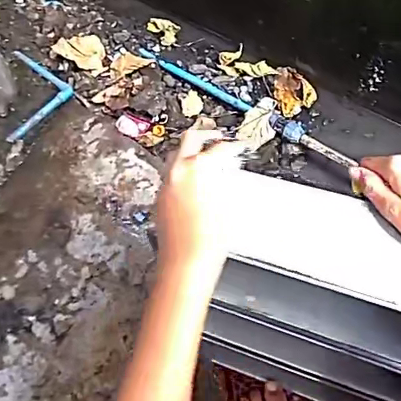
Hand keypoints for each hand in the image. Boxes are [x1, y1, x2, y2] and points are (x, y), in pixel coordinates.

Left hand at [155, 122, 246, 263]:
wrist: (185, 264)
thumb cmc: (206, 242)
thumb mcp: (226, 204)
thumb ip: (222, 180)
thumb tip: (223, 171)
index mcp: (196, 170)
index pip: (217, 148)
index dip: (232, 145)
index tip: (239, 146)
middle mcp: (177, 173)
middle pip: (189, 140)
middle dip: (206, 136)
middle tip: (218, 138)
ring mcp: (166, 186)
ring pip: (177, 156)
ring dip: (192, 152)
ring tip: (208, 157)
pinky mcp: (161, 199)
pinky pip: (172, 175)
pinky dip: (185, 171)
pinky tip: (197, 181)